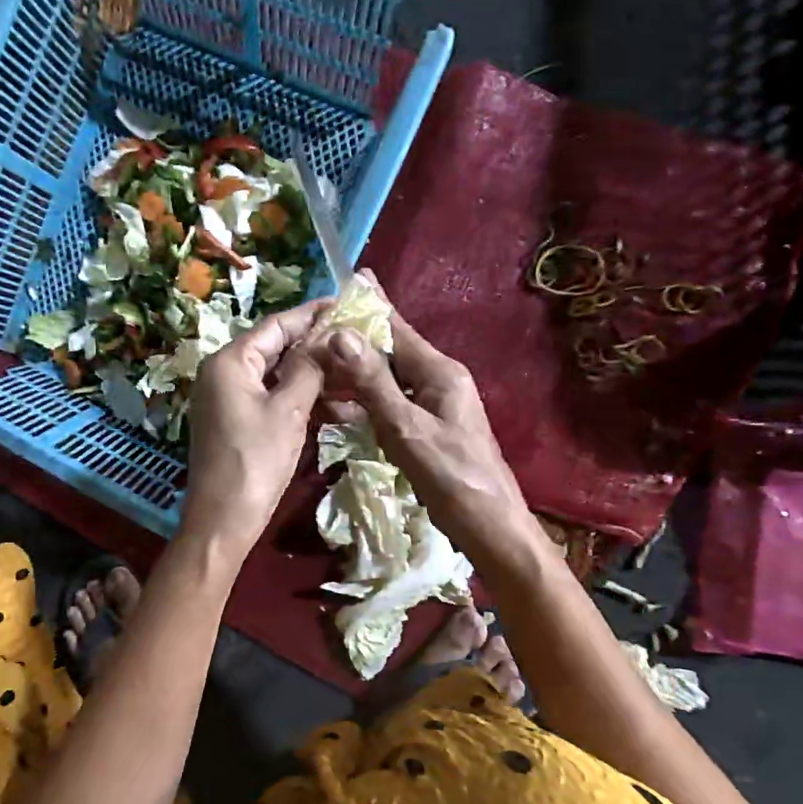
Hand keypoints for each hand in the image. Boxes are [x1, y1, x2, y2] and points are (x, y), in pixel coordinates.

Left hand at [182, 298, 330, 550]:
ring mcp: (232, 398)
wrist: (224, 520)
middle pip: (278, 347)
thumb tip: (328, 340)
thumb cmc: (255, 460)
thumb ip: (309, 369)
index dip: (312, 314)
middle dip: (318, 345)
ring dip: (315, 374)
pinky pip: (276, 397)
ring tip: (355, 371)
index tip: (345, 304)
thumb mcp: (288, 411)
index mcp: (231, 361)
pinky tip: (337, 402)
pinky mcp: (241, 420)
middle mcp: (227, 372)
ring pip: (280, 375)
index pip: (277, 325)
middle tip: (357, 338)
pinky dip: (303, 398)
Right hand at [319, 293, 537, 561]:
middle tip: (313, 332)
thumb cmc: (451, 476)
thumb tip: (342, 333)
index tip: (349, 278)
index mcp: (439, 372)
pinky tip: (339, 406)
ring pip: (389, 380)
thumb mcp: (406, 428)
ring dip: (356, 374)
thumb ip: (373, 382)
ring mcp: (436, 407)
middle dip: (354, 342)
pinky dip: (366, 404)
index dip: (371, 305)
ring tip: (317, 365)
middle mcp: (440, 381)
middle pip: (391, 352)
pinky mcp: (430, 430)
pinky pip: (393, 406)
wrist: (489, 526)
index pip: (397, 328)